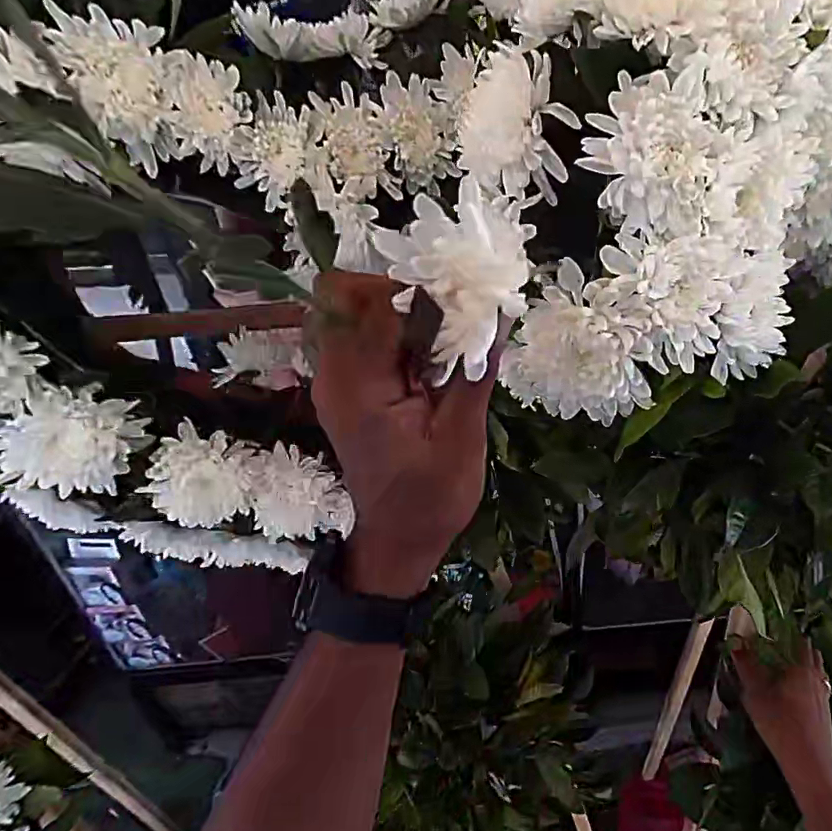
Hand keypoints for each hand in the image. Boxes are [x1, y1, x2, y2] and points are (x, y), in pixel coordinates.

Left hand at [310, 272, 501, 598]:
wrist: (397, 539)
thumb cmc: (430, 498)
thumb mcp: (460, 439)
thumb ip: (473, 373)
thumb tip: (497, 315)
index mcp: (357, 383)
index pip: (376, 303)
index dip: (422, 291)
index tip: (464, 303)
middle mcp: (334, 373)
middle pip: (350, 295)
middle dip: (405, 294)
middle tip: (452, 319)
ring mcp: (335, 379)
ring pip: (355, 311)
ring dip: (402, 313)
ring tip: (445, 342)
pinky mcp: (346, 387)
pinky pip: (363, 338)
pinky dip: (397, 335)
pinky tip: (431, 361)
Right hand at [733, 638, 831, 800]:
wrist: (810, 764)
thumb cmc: (780, 724)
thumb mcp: (755, 694)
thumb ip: (746, 667)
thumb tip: (736, 643)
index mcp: (802, 667)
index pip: (798, 639)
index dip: (786, 631)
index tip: (772, 628)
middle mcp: (817, 676)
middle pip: (810, 653)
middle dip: (796, 646)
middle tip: (777, 645)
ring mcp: (824, 695)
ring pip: (816, 671)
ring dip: (802, 664)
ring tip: (784, 667)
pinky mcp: (826, 711)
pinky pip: (817, 686)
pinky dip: (806, 681)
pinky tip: (793, 692)